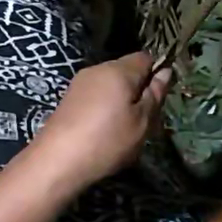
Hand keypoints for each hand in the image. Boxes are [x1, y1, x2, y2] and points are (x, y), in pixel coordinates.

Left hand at [23, 52, 170, 190]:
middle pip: (127, 70)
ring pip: (111, 84)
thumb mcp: (142, 122)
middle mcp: (97, 69)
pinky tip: (103, 130)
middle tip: (144, 118)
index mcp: (119, 70)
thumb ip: (155, 94)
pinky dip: (105, 107)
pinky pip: (96, 94)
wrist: (56, 163)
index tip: (159, 98)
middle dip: (138, 88)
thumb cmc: (107, 141)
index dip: (157, 73)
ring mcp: (79, 83)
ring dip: (121, 99)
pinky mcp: (68, 99)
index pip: (146, 58)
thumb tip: (165, 71)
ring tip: (123, 127)